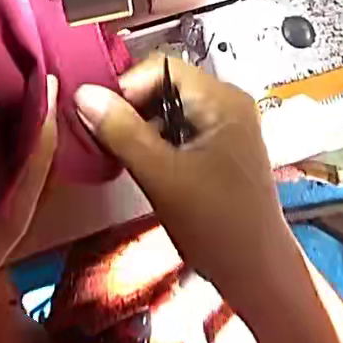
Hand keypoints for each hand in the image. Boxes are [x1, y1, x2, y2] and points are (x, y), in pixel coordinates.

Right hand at [73, 58, 293, 316]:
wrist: (258, 275)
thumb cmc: (215, 225)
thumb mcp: (162, 177)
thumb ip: (122, 132)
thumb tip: (83, 94)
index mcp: (222, 98)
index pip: (164, 67)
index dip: (128, 87)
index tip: (101, 117)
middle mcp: (228, 101)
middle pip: (167, 84)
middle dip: (133, 106)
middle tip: (105, 137)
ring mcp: (228, 123)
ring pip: (171, 106)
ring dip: (142, 124)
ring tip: (119, 152)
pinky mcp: (222, 145)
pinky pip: (181, 126)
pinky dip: (158, 139)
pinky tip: (142, 162)